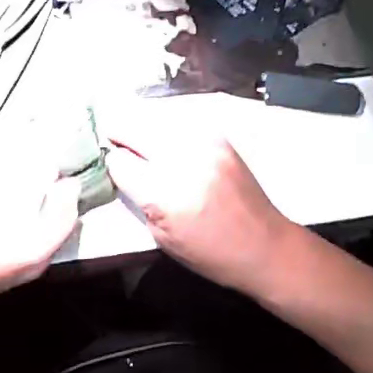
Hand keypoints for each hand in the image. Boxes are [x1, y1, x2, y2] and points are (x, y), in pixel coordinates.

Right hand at [101, 108, 301, 295]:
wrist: (264, 245)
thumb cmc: (209, 253)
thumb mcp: (161, 236)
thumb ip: (139, 197)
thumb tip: (122, 167)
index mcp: (164, 194)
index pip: (119, 161)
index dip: (110, 162)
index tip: (108, 163)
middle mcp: (182, 161)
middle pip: (133, 128)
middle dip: (119, 133)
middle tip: (112, 139)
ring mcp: (204, 144)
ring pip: (156, 118)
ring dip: (141, 126)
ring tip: (137, 139)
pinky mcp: (219, 138)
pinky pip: (180, 122)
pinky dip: (166, 128)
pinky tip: (166, 141)